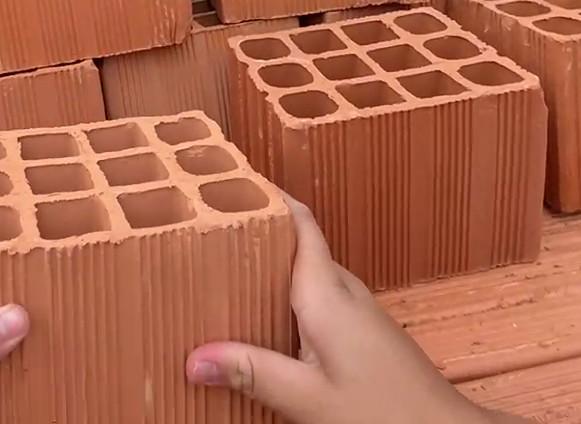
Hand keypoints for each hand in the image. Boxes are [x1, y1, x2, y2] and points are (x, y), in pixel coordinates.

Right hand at [186, 195, 524, 423]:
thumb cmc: (387, 415)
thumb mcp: (310, 399)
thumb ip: (253, 373)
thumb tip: (193, 358)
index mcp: (326, 291)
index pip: (299, 219)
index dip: (268, 195)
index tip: (233, 180)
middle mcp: (344, 289)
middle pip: (296, 242)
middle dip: (258, 233)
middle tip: (211, 230)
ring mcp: (358, 309)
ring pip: (307, 270)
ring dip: (273, 265)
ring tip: (230, 271)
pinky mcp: (365, 331)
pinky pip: (318, 295)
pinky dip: (289, 294)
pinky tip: (269, 320)